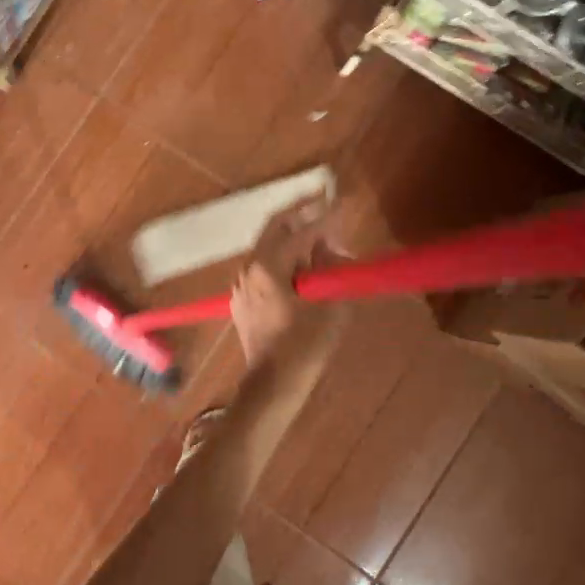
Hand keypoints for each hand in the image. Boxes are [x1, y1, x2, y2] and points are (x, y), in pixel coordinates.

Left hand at [230, 195, 346, 364]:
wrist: (272, 384)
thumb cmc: (305, 346)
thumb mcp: (330, 304)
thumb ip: (330, 268)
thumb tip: (330, 246)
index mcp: (268, 266)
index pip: (301, 230)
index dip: (325, 215)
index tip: (342, 200)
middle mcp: (249, 267)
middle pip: (275, 227)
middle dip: (301, 213)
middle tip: (325, 202)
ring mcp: (241, 283)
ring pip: (267, 245)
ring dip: (292, 235)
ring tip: (319, 233)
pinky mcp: (242, 298)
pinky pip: (263, 265)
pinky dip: (283, 256)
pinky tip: (302, 263)